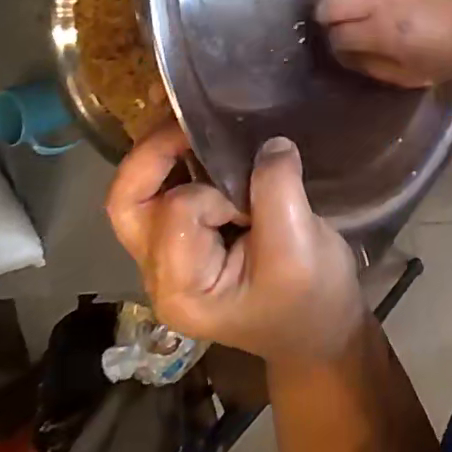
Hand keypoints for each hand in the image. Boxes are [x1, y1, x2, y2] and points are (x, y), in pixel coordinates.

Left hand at [105, 126, 363, 367]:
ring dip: (170, 158)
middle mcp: (161, 271)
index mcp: (180, 285)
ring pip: (145, 196)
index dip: (214, 190)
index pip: (174, 213)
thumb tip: (270, 142)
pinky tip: (219, 150)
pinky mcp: (195, 241)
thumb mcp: (298, 245)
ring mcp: (174, 256)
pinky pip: (174, 196)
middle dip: (154, 155)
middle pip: (128, 203)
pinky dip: (189, 166)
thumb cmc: (311, 297)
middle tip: (192, 121)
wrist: (322, 330)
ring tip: (204, 128)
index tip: (255, 198)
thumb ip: (276, 189)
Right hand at [316, 0, 451, 87]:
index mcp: (381, 32)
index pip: (336, 35)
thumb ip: (370, 66)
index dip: (334, 46)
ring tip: (337, 7)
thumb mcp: (407, 76)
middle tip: (334, 28)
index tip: (342, 51)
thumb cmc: (445, 56)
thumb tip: (345, 54)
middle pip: (329, 4)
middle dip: (324, 19)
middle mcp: (379, 1)